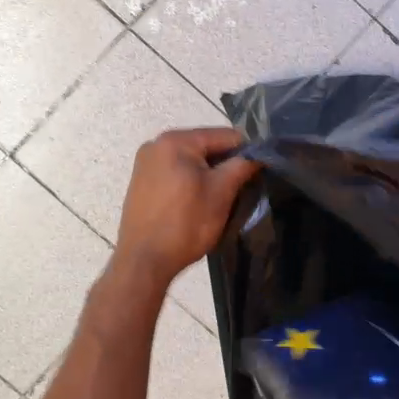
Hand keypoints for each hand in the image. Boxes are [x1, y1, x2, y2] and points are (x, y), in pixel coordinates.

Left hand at [113, 127, 260, 289]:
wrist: (144, 262)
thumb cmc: (186, 223)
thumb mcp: (222, 192)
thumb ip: (243, 165)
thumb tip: (258, 155)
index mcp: (176, 140)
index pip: (225, 136)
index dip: (246, 152)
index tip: (257, 173)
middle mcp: (156, 144)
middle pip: (206, 146)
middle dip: (224, 164)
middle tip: (239, 189)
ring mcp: (145, 164)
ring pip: (191, 161)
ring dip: (208, 175)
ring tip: (219, 199)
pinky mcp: (141, 183)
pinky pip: (176, 173)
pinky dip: (191, 183)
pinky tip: (197, 203)